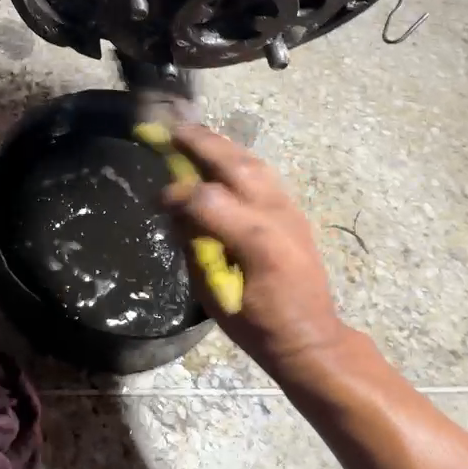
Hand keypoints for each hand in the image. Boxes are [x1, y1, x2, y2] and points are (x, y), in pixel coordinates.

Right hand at [161, 124, 348, 382]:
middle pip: (235, 166)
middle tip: (169, 131)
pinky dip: (236, 157)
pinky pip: (263, 172)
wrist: (311, 337)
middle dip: (200, 145)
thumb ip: (195, 244)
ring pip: (253, 162)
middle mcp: (277, 217)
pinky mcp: (293, 210)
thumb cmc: (257, 325)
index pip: (207, 200)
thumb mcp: (213, 293)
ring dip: (220, 144)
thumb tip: (176, 209)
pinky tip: (218, 153)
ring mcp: (290, 210)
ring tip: (191, 133)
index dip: (177, 195)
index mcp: (257, 244)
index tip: (156, 199)